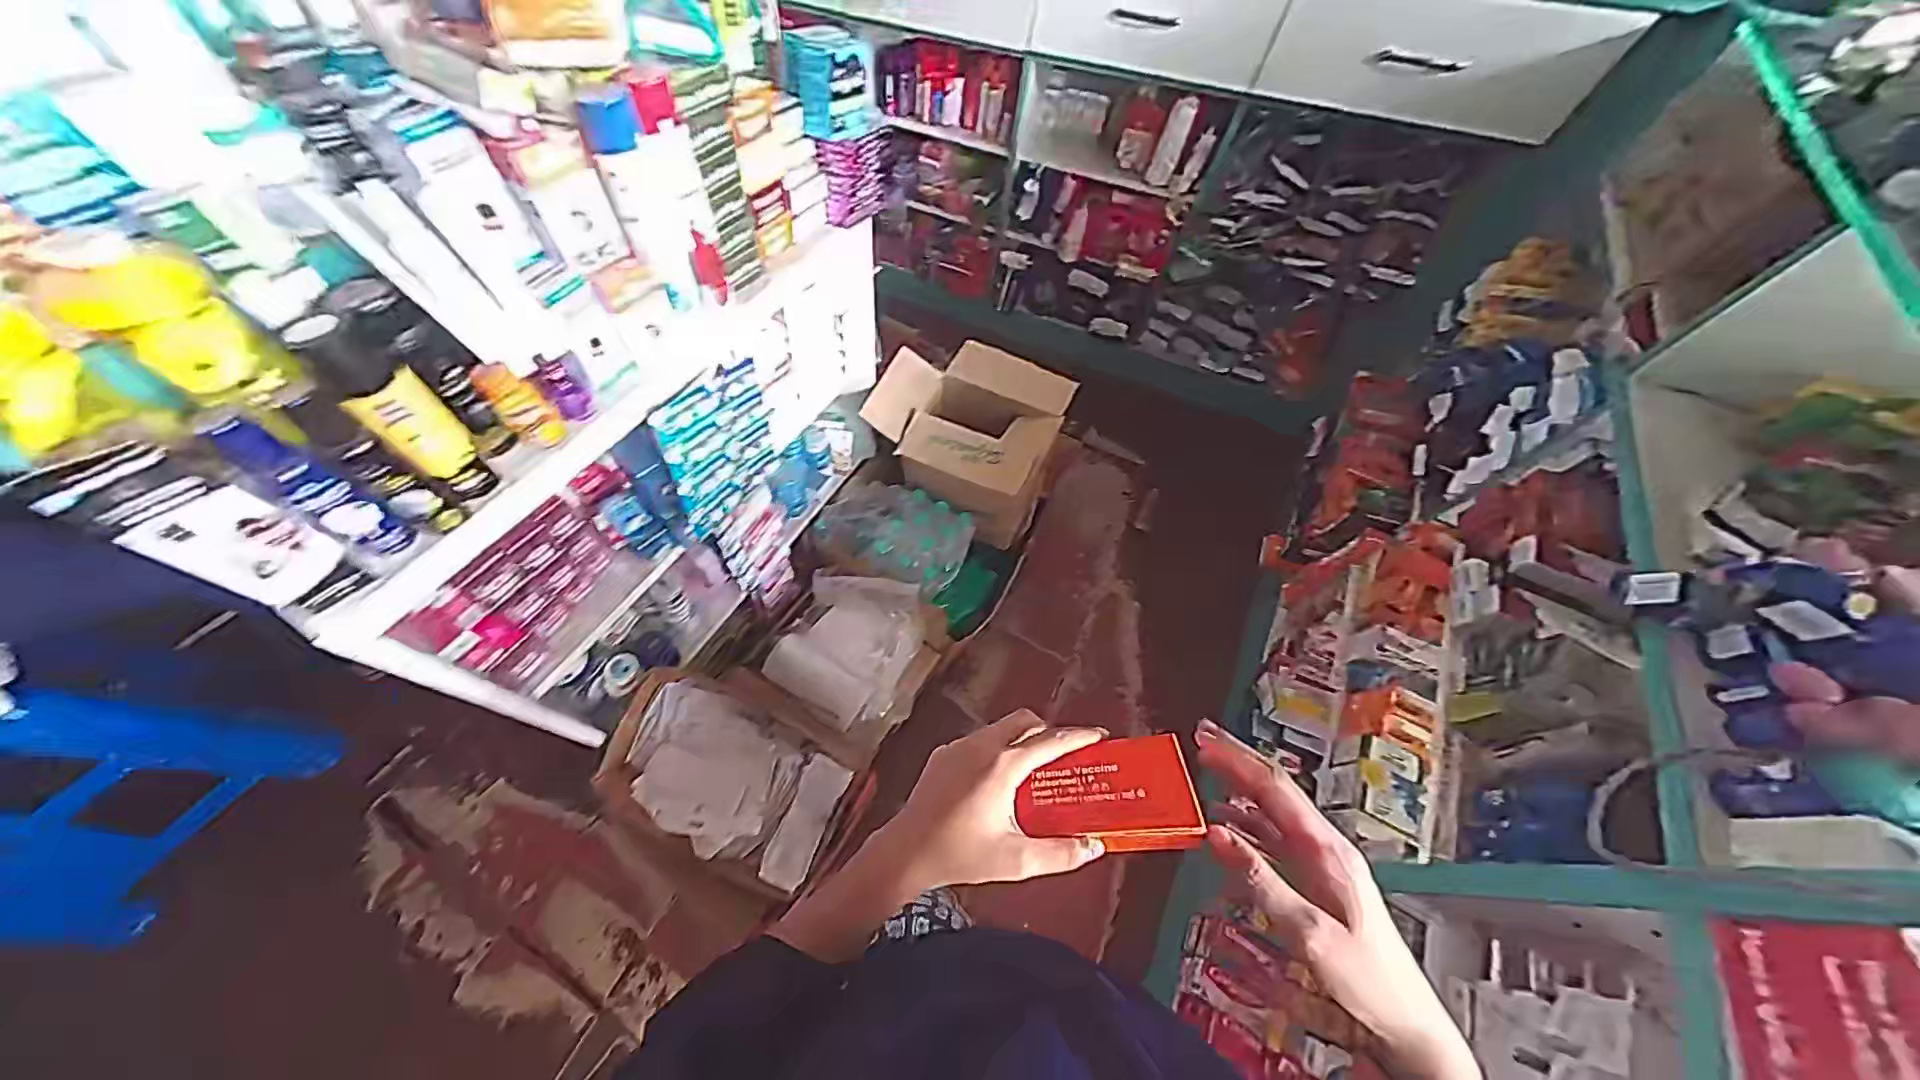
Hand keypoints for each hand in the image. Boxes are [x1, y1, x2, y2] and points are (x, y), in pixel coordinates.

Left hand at [773, 711, 1107, 961]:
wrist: (906, 851)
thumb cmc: (960, 854)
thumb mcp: (1016, 860)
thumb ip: (1060, 854)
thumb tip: (1092, 847)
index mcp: (1003, 766)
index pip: (1051, 741)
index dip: (1079, 737)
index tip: (1099, 736)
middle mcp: (982, 746)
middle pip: (1025, 721)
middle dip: (1048, 732)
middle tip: (1064, 755)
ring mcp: (959, 746)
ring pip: (1001, 728)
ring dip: (1021, 740)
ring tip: (1033, 770)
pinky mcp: (943, 754)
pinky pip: (979, 740)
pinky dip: (997, 749)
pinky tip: (996, 781)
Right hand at [1196, 719, 1479, 1079]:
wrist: (1409, 1025)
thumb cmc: (1367, 981)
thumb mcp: (1309, 933)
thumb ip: (1260, 880)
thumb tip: (1216, 834)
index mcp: (1326, 850)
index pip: (1275, 788)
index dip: (1238, 760)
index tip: (1206, 741)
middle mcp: (1324, 846)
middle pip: (1274, 789)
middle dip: (1237, 760)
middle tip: (1202, 739)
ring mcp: (1320, 861)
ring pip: (1272, 809)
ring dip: (1239, 786)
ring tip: (1208, 770)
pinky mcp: (1315, 879)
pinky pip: (1274, 836)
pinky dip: (1246, 821)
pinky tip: (1228, 821)